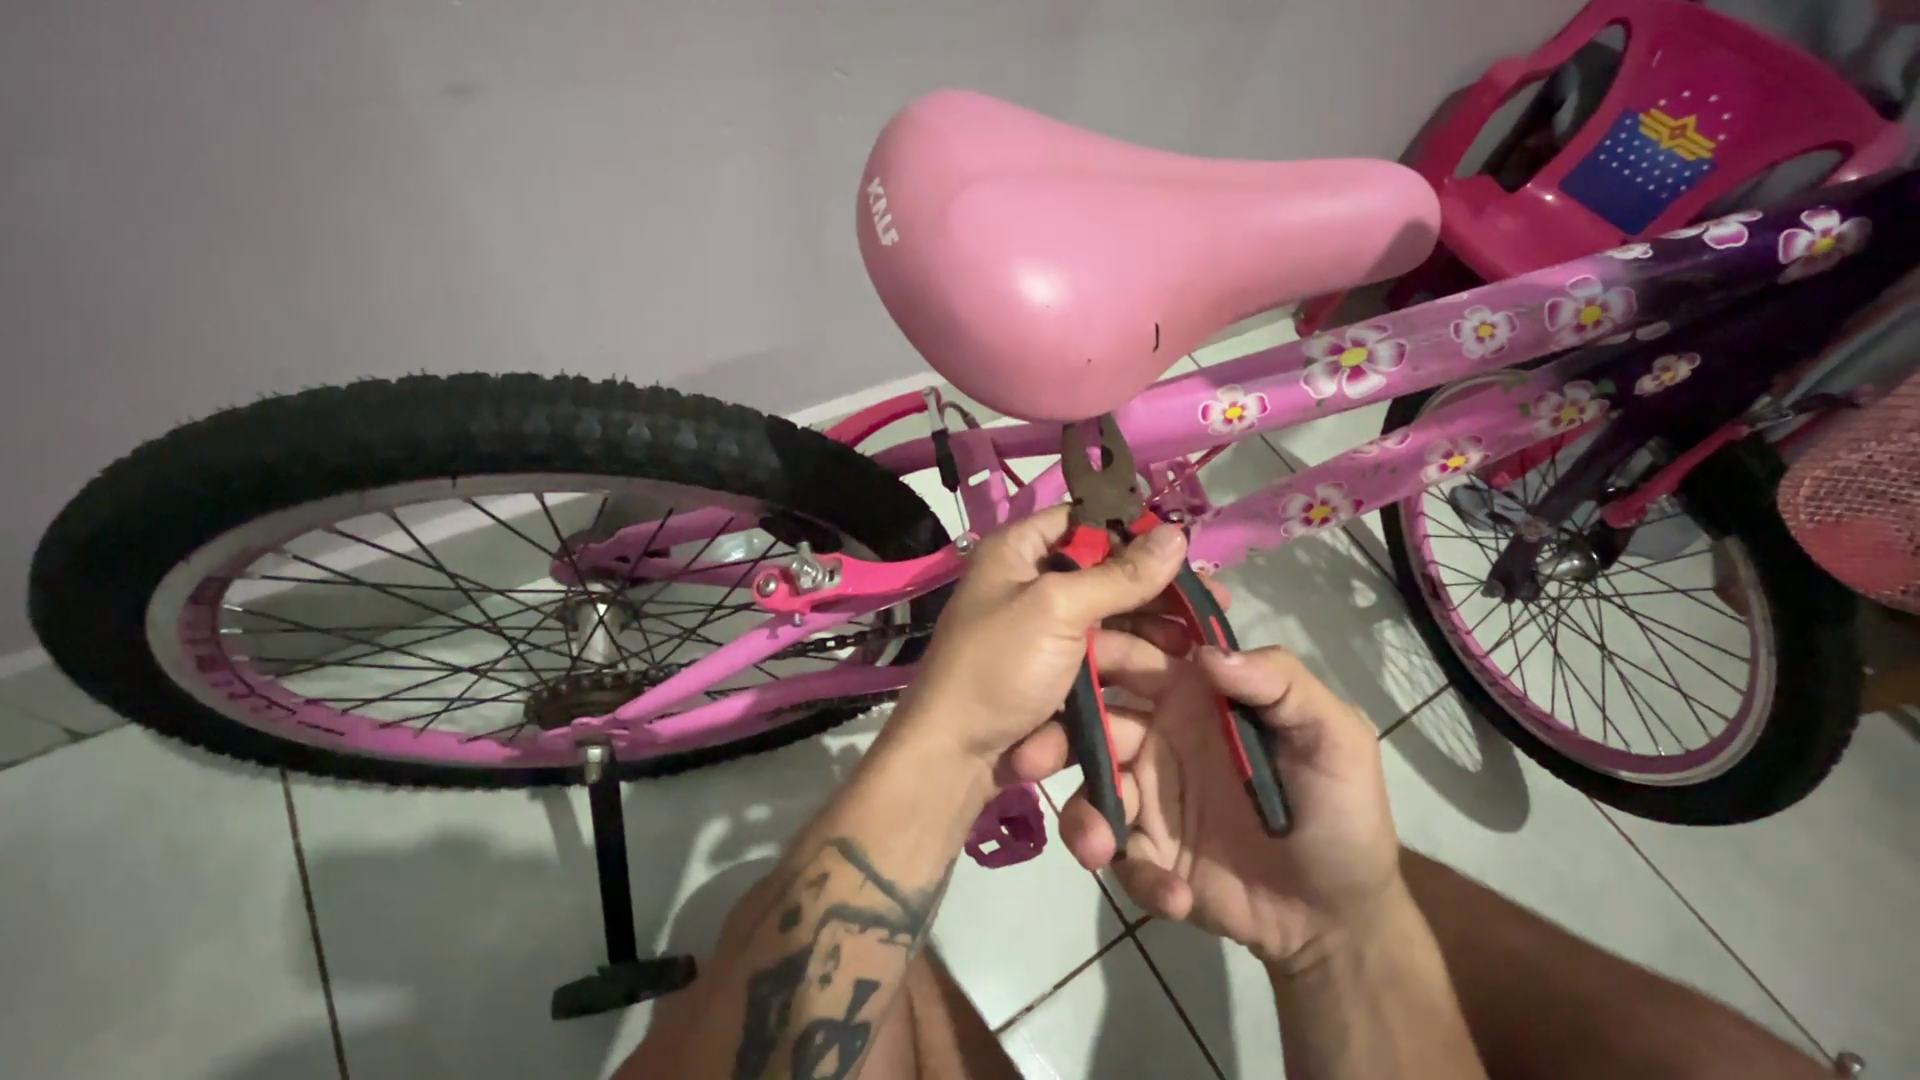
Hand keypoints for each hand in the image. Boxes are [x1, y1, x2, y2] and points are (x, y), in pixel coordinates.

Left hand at [886, 504, 1192, 781]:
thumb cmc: (998, 667)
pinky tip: (1175, 680)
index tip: (1184, 549)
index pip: (1083, 522)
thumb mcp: (1057, 610)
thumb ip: (1119, 575)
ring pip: (1112, 626)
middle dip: (1158, 595)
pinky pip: (1104, 665)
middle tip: (1214, 605)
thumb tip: (1177, 533)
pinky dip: (1135, 670)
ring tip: (1200, 651)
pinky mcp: (1056, 678)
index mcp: (1018, 553)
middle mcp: (1032, 586)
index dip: (1132, 532)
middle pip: (1107, 578)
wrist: (954, 757)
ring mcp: (1044, 636)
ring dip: (1155, 637)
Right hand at [1018, 643, 1403, 972]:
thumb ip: (1281, 683)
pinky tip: (1175, 894)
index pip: (1137, 655)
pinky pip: (1118, 853)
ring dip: (1083, 815)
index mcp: (1196, 697)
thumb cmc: (1342, 812)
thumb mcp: (1335, 737)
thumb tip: (1206, 654)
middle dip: (1055, 734)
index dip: (1099, 647)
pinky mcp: (1145, 853)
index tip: (1060, 652)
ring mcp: (1148, 797)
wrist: (1338, 919)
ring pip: (1090, 789)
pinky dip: (1136, 873)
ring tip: (1097, 848)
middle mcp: (1159, 737)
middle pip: (1092, 720)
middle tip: (1029, 758)